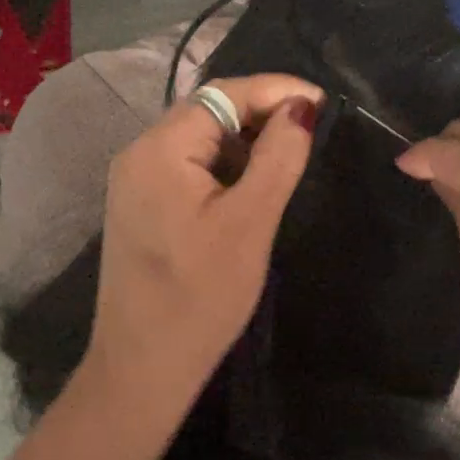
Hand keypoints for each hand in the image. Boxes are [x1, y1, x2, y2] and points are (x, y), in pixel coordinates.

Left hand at [85, 74, 323, 398]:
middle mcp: (140, 152)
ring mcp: (137, 178)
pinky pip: (190, 163)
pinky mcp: (143, 203)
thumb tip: (301, 107)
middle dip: (262, 112)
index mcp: (159, 148)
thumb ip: (278, 156)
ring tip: (291, 152)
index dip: (276, 90)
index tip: (323, 103)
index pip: (224, 94)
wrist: (142, 370)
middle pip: (210, 110)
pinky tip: (255, 182)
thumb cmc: (200, 297)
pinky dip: (227, 163)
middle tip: (313, 128)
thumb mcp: (250, 222)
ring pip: (202, 137)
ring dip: (246, 139)